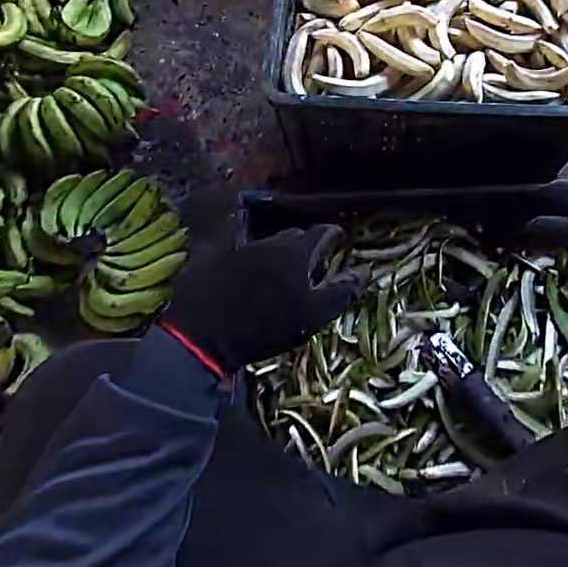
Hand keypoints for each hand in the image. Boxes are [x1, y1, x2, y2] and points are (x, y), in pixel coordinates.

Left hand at [160, 226, 362, 374]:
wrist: (202, 335)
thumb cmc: (266, 324)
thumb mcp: (313, 313)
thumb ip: (342, 290)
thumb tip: (366, 270)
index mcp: (297, 250)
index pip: (322, 231)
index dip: (334, 234)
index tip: (341, 239)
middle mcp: (270, 242)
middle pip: (295, 236)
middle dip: (308, 244)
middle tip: (316, 260)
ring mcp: (241, 250)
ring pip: (269, 245)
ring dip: (281, 254)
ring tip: (287, 272)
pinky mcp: (217, 262)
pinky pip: (245, 255)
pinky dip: (257, 263)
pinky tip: (254, 279)